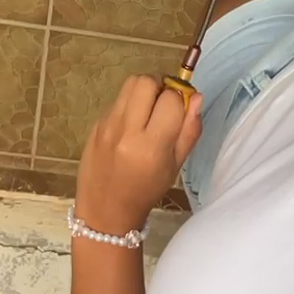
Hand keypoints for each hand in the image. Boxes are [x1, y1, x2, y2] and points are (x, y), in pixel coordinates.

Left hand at [75, 76, 201, 234]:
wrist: (105, 211)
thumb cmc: (146, 191)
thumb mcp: (175, 166)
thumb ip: (189, 130)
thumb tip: (197, 96)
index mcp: (151, 146)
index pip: (172, 100)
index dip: (181, 99)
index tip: (181, 108)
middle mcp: (127, 131)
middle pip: (148, 82)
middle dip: (162, 86)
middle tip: (164, 102)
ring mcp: (108, 125)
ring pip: (131, 83)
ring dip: (145, 88)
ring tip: (149, 106)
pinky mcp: (96, 123)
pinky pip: (118, 99)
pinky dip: (130, 102)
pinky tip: (132, 122)